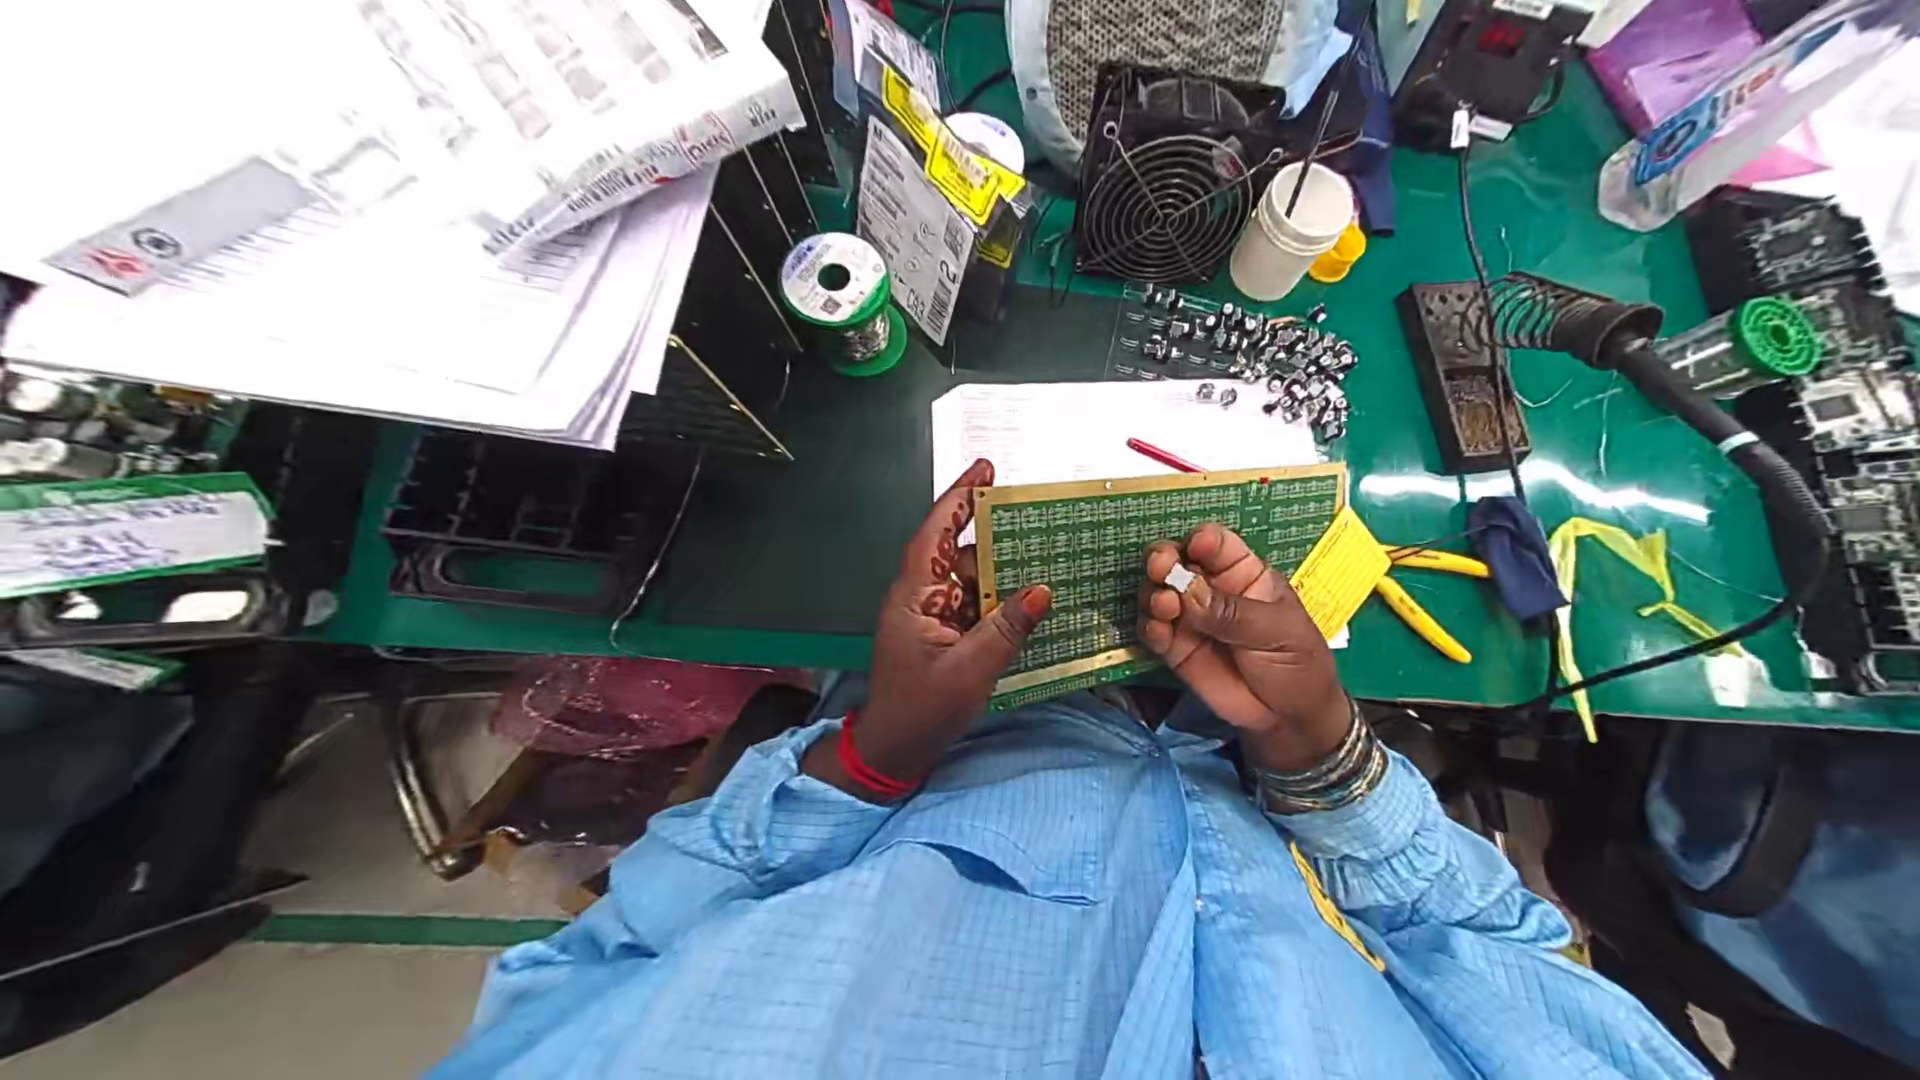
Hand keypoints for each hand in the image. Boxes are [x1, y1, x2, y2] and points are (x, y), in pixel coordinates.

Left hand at [806, 458, 1051, 797]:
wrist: (894, 751)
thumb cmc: (918, 711)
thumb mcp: (968, 671)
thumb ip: (1006, 630)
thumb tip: (1042, 590)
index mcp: (914, 596)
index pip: (935, 534)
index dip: (958, 498)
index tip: (983, 468)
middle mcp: (923, 597)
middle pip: (960, 552)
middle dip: (995, 531)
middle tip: (1035, 513)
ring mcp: (936, 615)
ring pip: (974, 579)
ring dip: (1004, 569)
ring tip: (1045, 553)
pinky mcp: (948, 634)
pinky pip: (979, 605)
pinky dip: (1003, 599)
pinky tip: (1032, 597)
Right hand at [1138, 524, 1350, 770]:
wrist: (1288, 720)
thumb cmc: (1298, 664)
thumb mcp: (1277, 632)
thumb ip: (1232, 613)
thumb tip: (1187, 591)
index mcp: (1241, 574)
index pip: (1215, 544)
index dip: (1201, 540)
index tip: (1194, 547)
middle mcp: (1208, 589)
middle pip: (1176, 561)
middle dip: (1163, 560)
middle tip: (1160, 569)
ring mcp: (1188, 617)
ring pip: (1156, 592)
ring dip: (1153, 594)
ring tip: (1165, 608)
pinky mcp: (1173, 647)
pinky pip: (1152, 630)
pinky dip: (1149, 627)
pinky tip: (1158, 632)